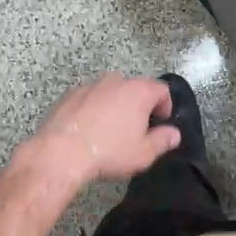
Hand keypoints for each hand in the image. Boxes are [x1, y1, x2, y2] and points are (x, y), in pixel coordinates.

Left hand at [22, 74, 180, 188]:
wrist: (61, 153)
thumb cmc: (109, 152)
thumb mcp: (144, 153)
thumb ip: (163, 140)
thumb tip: (174, 134)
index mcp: (138, 91)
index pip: (162, 89)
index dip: (166, 106)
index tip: (160, 123)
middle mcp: (115, 81)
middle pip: (135, 88)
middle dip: (139, 106)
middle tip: (136, 129)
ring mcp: (90, 86)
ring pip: (111, 92)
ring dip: (115, 106)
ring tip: (110, 131)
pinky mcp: (70, 95)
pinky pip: (90, 98)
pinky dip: (94, 109)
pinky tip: (89, 130)